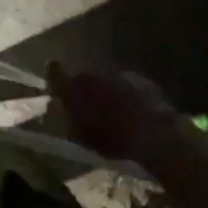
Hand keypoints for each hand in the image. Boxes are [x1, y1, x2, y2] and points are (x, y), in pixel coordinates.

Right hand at [43, 64, 179, 162]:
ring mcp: (117, 72)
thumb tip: (55, 104)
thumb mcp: (78, 134)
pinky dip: (124, 93)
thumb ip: (64, 116)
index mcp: (73, 85)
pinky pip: (124, 84)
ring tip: (111, 110)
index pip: (53, 71)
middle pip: (81, 76)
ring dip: (104, 90)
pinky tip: (131, 111)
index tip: (56, 86)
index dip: (53, 76)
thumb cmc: (110, 136)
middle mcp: (92, 72)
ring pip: (103, 79)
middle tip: (87, 106)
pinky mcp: (139, 78)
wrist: (154, 133)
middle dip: (82, 88)